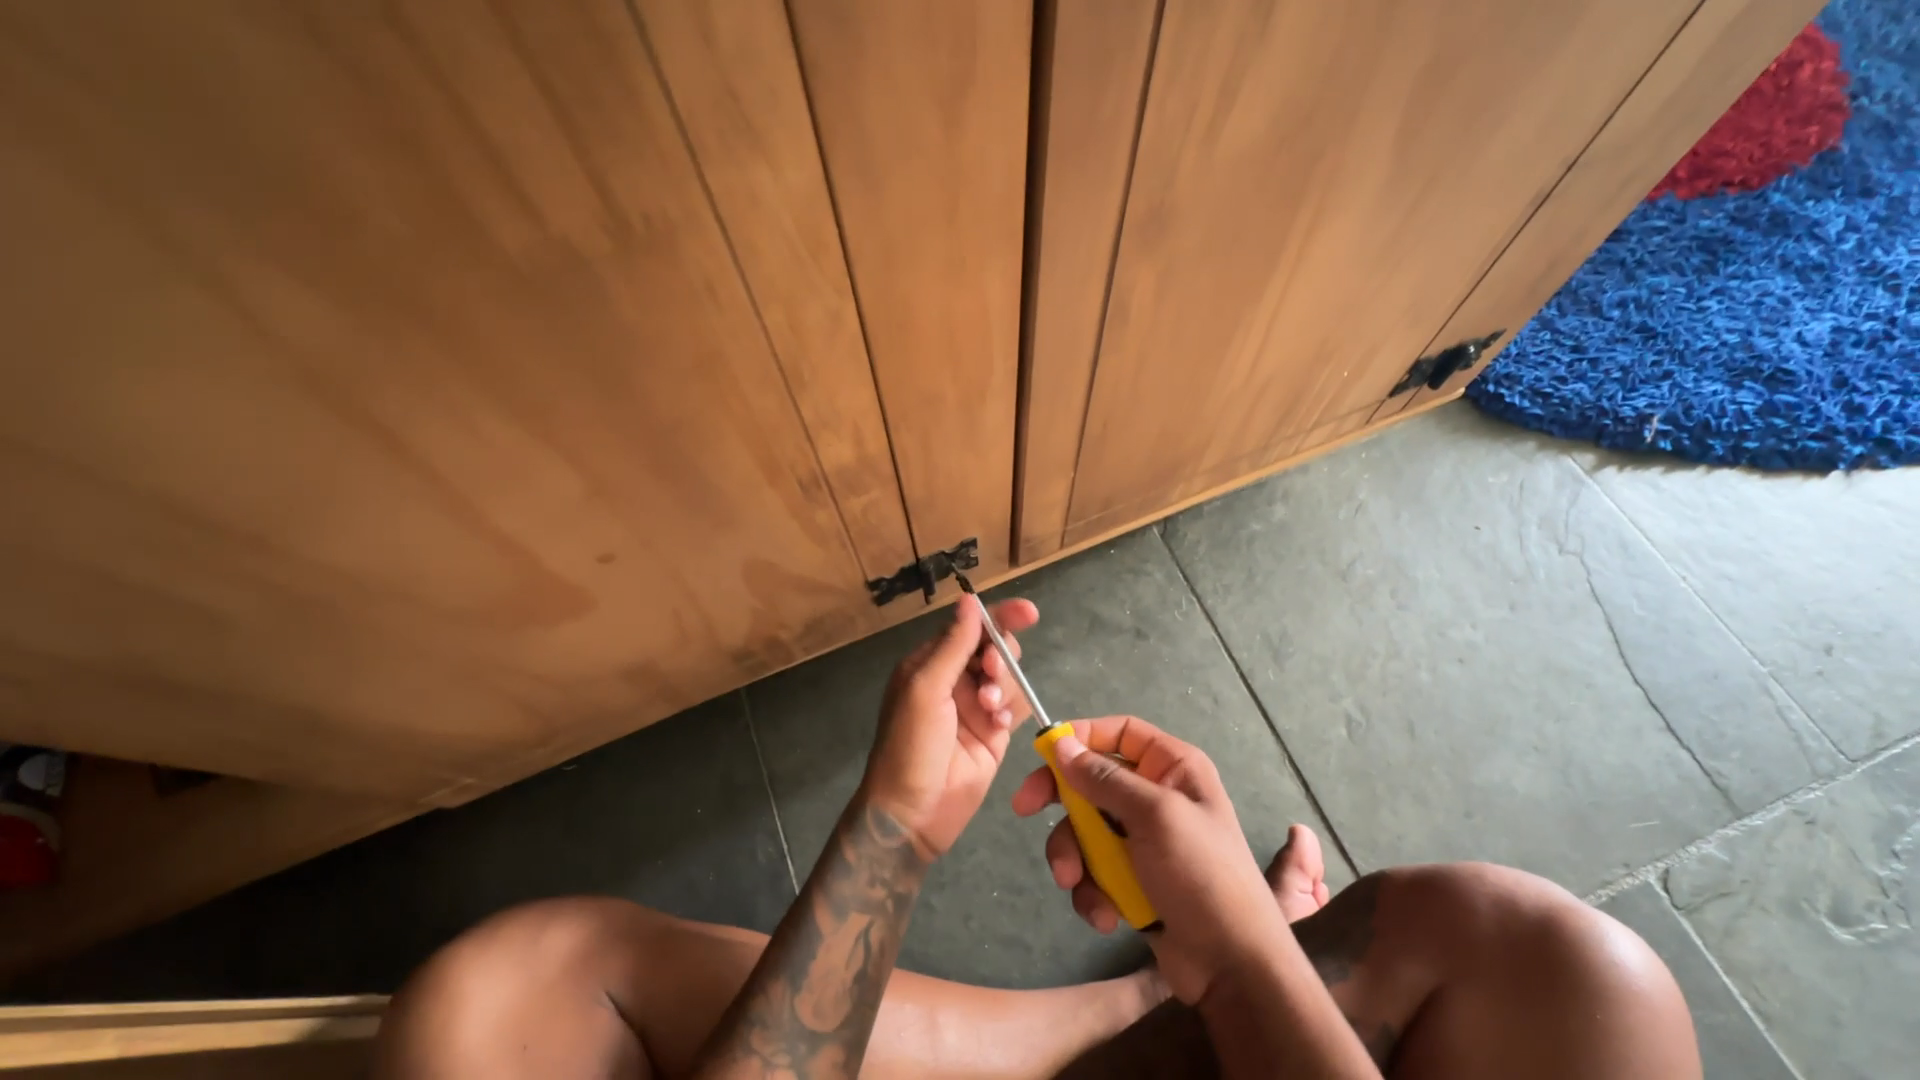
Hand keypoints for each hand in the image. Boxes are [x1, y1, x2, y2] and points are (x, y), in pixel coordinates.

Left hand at [862, 596, 1039, 857]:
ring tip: (991, 709)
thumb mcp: (925, 688)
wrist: (912, 814)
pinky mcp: (993, 736)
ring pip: (1008, 678)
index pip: (968, 628)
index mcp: (929, 663)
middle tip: (992, 673)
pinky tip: (999, 725)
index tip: (1028, 613)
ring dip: (1005, 686)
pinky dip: (1011, 710)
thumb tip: (970, 599)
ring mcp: (975, 709)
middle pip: (994, 649)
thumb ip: (952, 645)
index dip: (997, 617)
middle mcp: (953, 681)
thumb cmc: (909, 746)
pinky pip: (1014, 708)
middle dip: (1002, 656)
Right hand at [1011, 716, 1289, 1003]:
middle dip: (1061, 804)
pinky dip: (1091, 891)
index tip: (1043, 751)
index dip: (1081, 736)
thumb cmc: (1202, 874)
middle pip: (1090, 781)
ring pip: (1084, 830)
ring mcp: (1141, 840)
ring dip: (1074, 858)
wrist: (1231, 965)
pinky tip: (1105, 915)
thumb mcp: (1155, 816)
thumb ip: (1104, 779)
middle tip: (1024, 809)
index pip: (1119, 733)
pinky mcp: (1131, 879)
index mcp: (1172, 768)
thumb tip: (1061, 743)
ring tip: (1076, 884)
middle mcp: (1155, 796)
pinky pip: (1092, 870)